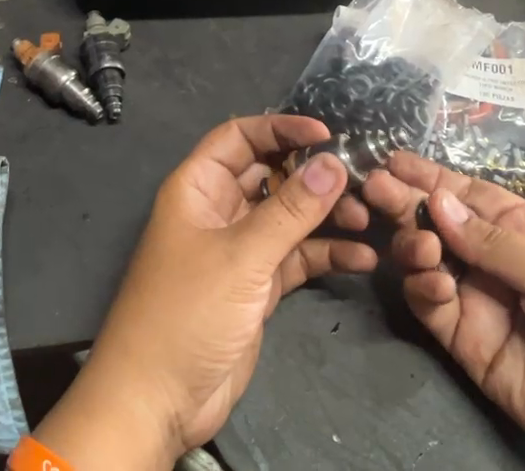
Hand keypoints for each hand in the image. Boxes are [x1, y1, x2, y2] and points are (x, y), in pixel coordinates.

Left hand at [35, 116, 376, 468]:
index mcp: (197, 187)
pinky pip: (295, 257)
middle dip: (312, 173)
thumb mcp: (241, 256)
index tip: (329, 133)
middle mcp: (218, 210)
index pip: (239, 137)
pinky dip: (325, 254)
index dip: (280, 128)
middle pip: (269, 173)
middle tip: (362, 176)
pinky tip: (363, 257)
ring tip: (368, 217)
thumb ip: (290, 210)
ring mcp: (238, 249)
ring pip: (287, 216)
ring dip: (325, 215)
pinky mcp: (255, 286)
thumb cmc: (186, 311)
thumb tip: (333, 162)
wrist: (157, 397)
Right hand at [360, 152, 524, 470]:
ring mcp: (480, 301)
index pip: (470, 195)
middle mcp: (497, 261)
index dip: (430, 176)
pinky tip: (432, 279)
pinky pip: (431, 305)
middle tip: (372, 188)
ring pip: (427, 260)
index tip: (389, 159)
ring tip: (417, 242)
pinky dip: (422, 287)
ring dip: (412, 243)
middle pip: (440, 223)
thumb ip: (494, 242)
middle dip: (406, 202)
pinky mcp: (467, 343)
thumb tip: (437, 201)